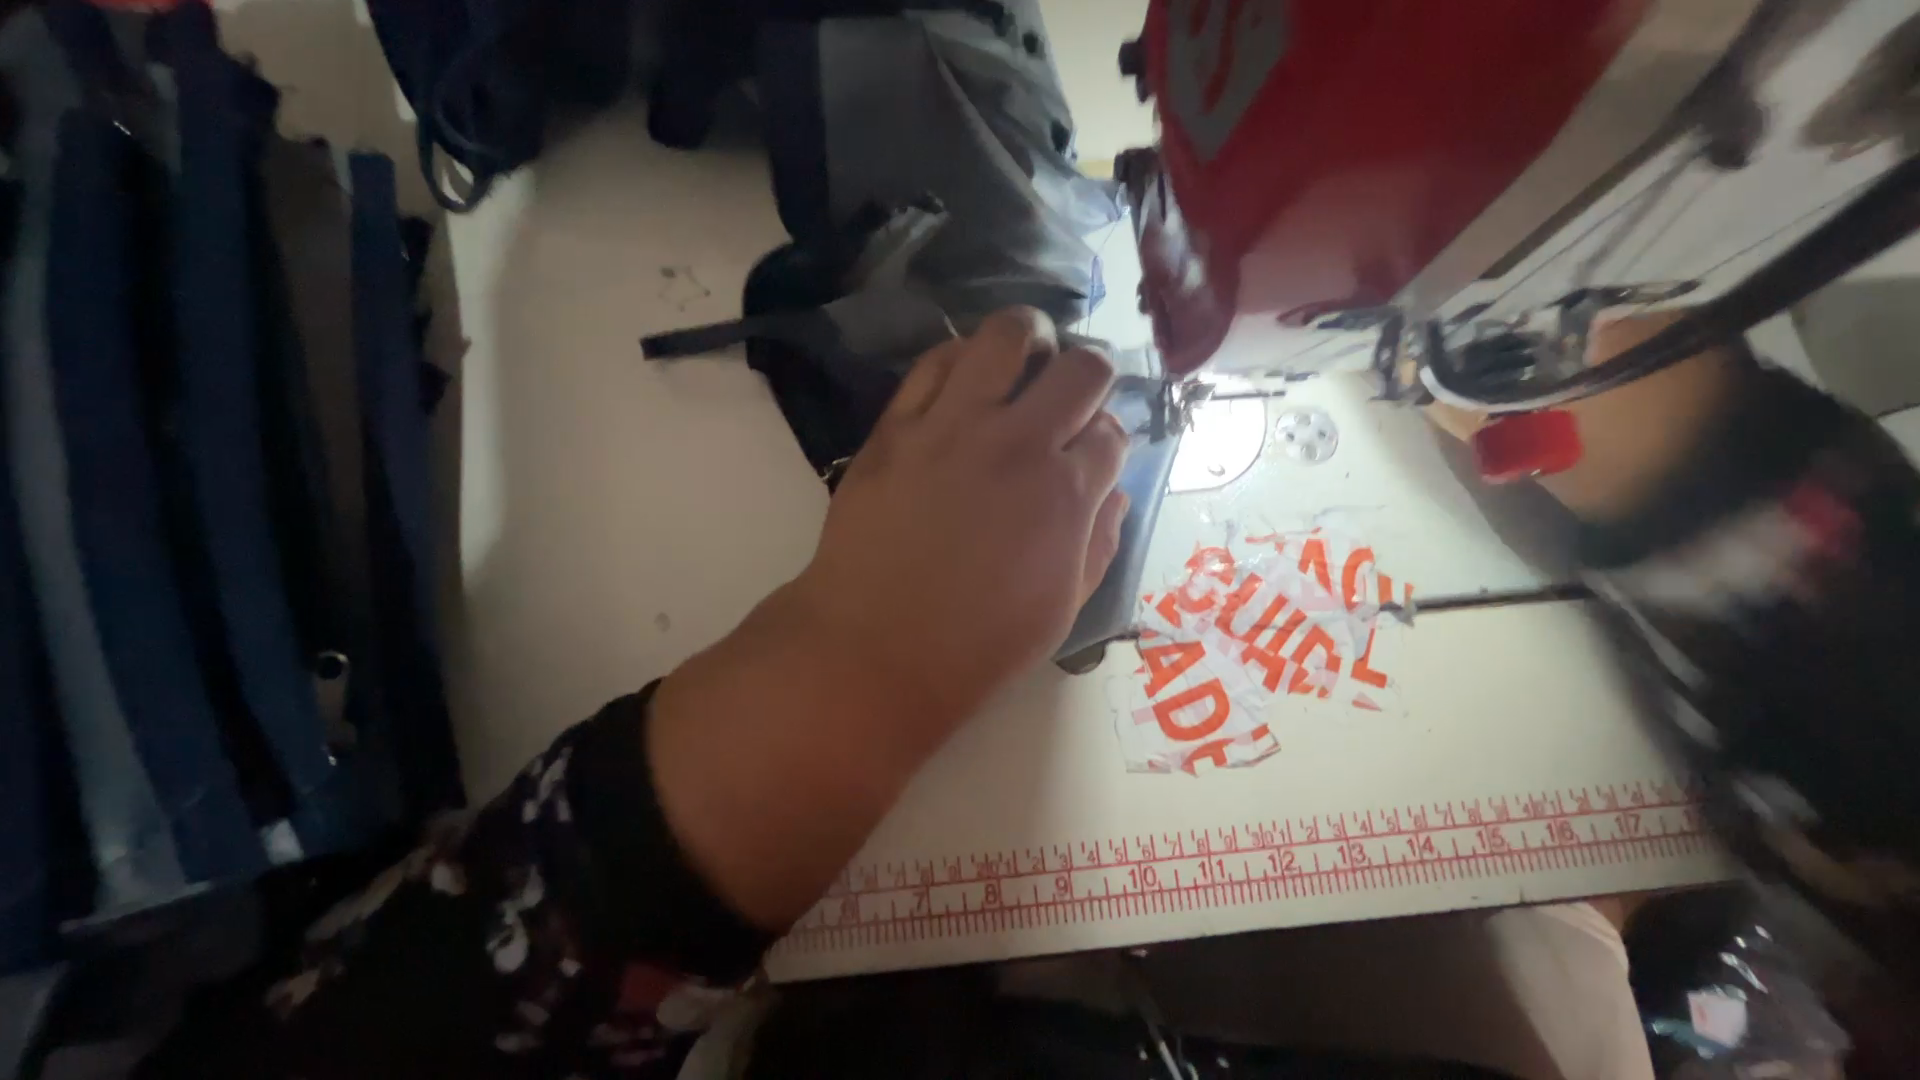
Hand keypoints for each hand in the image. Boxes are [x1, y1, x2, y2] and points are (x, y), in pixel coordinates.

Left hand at [646, 307, 1129, 929]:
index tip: (1095, 450)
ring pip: (1006, 337)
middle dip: (1091, 374)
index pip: (1113, 433)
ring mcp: (953, 427)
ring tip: (1027, 353)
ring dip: (1030, 336)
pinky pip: (935, 362)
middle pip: (1080, 370)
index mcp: (1067, 494)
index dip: (1111, 436)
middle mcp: (1018, 444)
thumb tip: (1114, 492)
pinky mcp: (898, 426)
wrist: (875, 648)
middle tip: (1073, 392)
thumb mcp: (1063, 608)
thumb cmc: (977, 643)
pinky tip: (966, 371)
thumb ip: (1098, 542)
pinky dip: (960, 356)